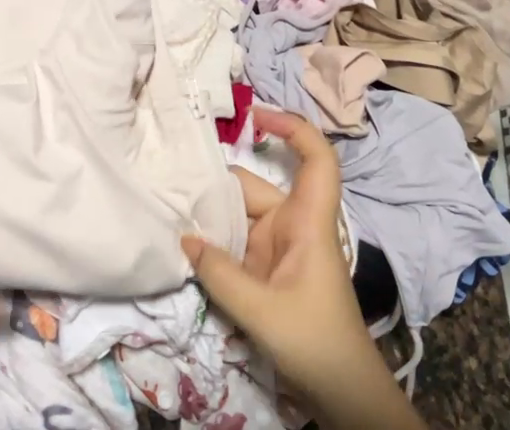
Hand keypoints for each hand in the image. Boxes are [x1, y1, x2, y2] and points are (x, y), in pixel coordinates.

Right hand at [182, 107, 425, 429]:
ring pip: (237, 214)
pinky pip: (233, 241)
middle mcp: (292, 226)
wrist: (342, 393)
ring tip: (166, 211)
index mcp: (308, 223)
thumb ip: (219, 272)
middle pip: (253, 187)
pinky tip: (181, 243)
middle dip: (216, 184)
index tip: (256, 116)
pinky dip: (210, 240)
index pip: (316, 160)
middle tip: (170, 184)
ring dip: (208, 216)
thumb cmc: (317, 343)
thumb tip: (183, 237)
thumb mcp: (262, 311)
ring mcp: (277, 248)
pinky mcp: (264, 270)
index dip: (294, 129)